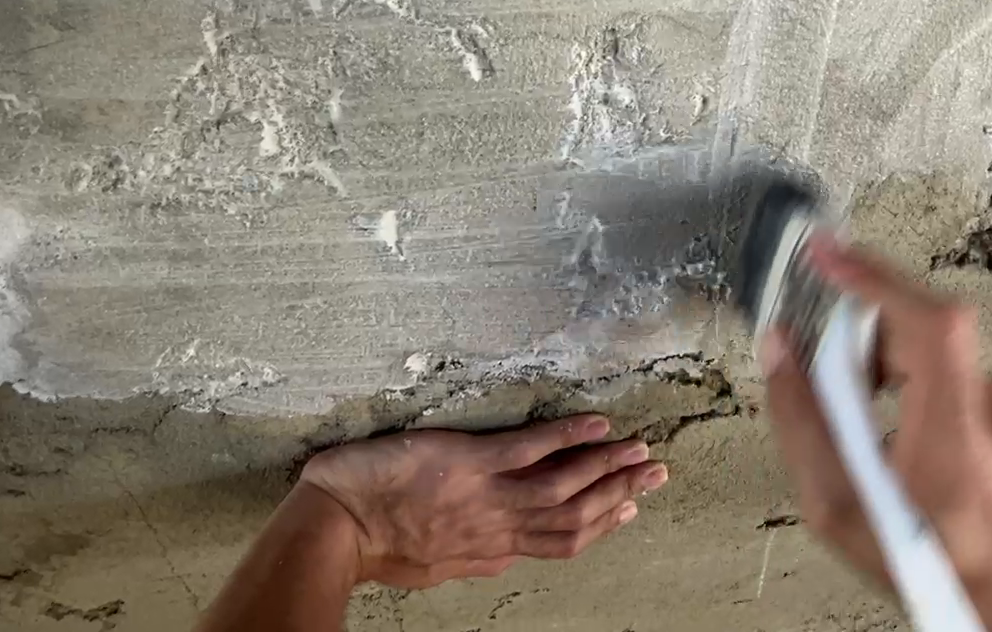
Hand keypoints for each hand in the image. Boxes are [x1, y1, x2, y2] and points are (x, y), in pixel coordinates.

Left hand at [296, 414, 668, 588]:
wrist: (334, 528)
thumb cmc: (378, 542)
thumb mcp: (435, 565)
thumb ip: (476, 555)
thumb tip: (507, 552)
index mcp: (493, 550)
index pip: (561, 541)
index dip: (602, 525)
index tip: (631, 508)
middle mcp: (500, 529)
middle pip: (576, 515)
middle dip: (621, 495)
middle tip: (657, 474)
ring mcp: (489, 495)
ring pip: (564, 486)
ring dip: (608, 468)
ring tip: (641, 450)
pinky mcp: (472, 462)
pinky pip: (530, 450)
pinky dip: (568, 438)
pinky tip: (596, 425)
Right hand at [761, 236, 991, 631]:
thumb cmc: (927, 564)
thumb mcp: (837, 510)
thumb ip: (799, 422)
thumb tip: (779, 345)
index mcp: (953, 442)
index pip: (929, 328)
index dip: (876, 279)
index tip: (826, 253)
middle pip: (923, 324)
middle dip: (861, 319)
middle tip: (820, 351)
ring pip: (931, 341)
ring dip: (880, 348)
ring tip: (853, 401)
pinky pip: (945, 360)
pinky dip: (905, 366)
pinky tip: (887, 412)